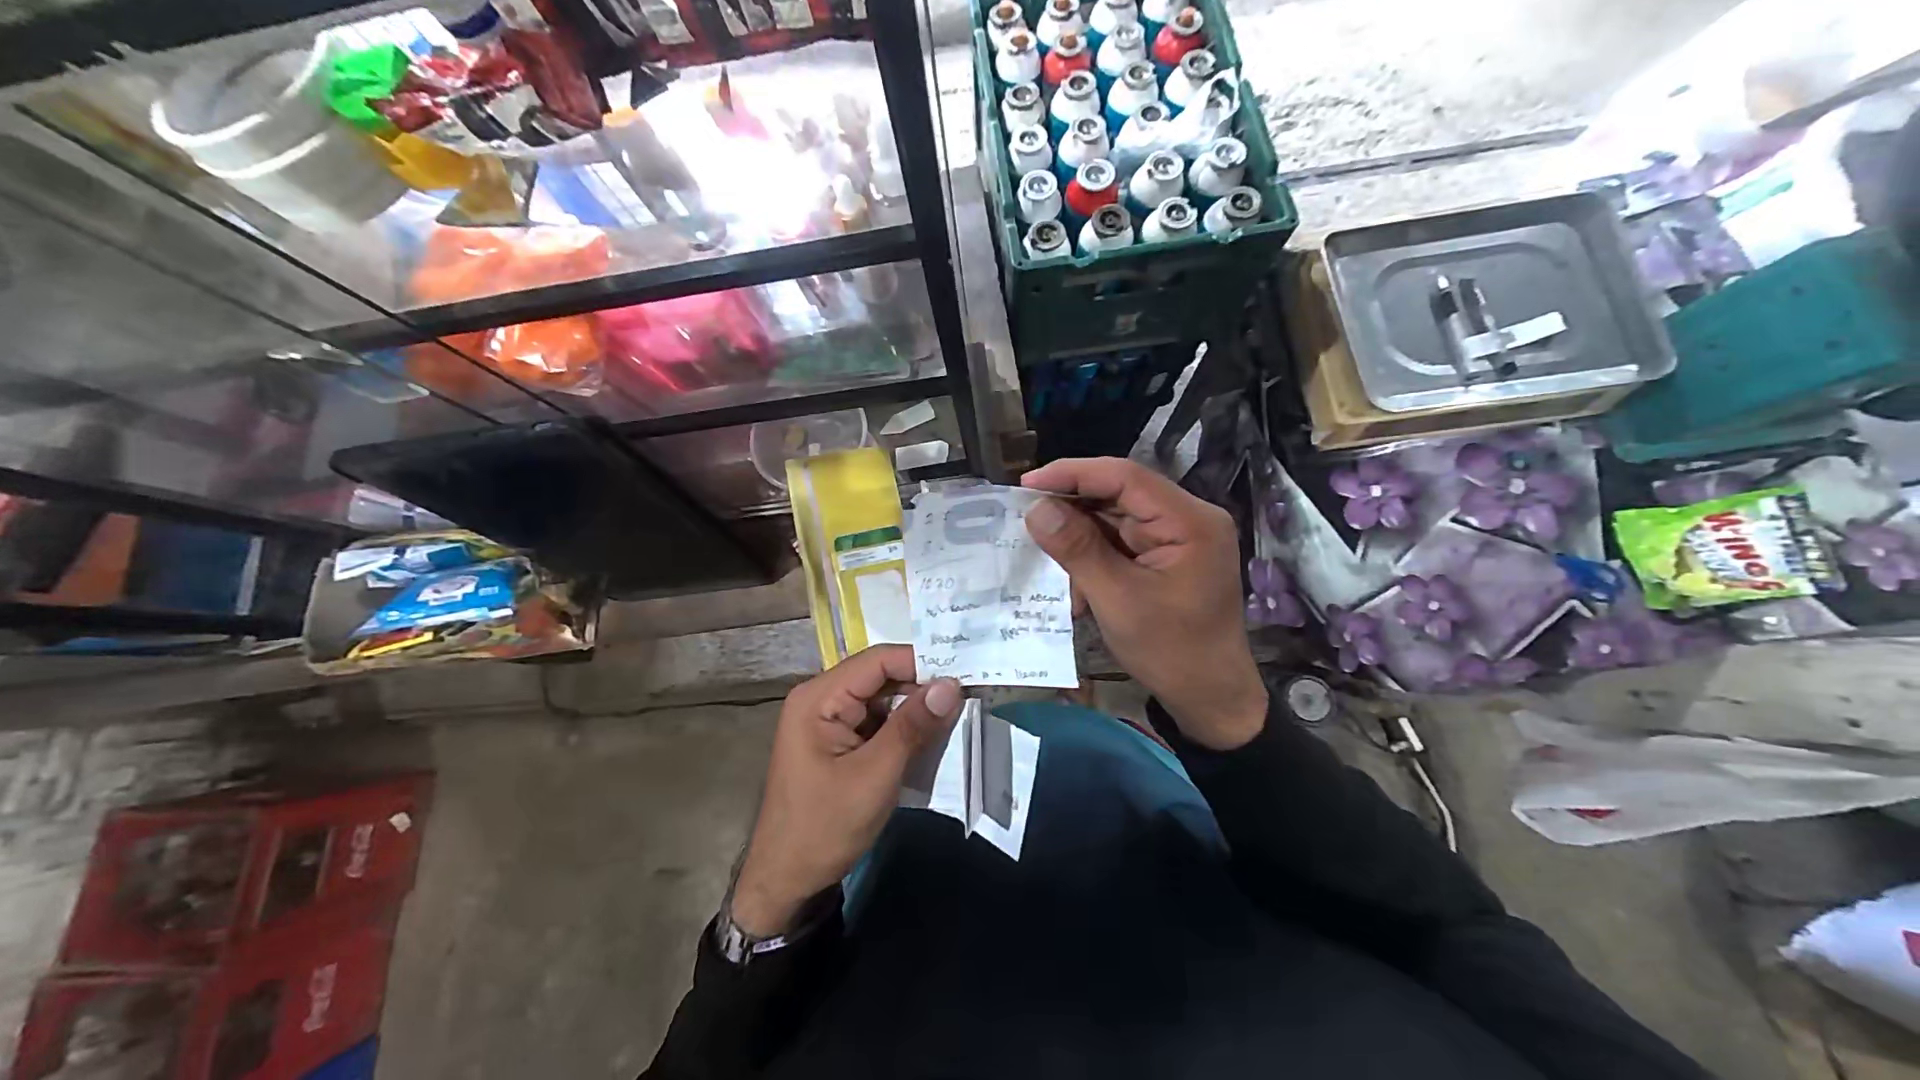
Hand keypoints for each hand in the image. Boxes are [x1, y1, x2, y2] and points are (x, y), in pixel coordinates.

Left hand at [732, 645, 963, 935]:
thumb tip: (951, 684)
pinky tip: (935, 738)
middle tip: (971, 694)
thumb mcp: (875, 775)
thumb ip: (912, 726)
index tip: (964, 672)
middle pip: (881, 677)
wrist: (787, 880)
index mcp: (819, 698)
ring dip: (918, 710)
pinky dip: (906, 729)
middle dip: (923, 686)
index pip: (878, 661)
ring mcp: (830, 722)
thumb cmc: (825, 826)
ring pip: (884, 700)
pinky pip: (879, 723)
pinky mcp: (840, 743)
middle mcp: (822, 700)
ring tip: (961, 713)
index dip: (921, 662)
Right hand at [1023, 457, 1267, 750]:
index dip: (1073, 473)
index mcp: (1190, 521)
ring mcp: (1178, 537)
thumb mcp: (1117, 599)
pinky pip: (1121, 540)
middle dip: (1071, 505)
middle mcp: (1188, 518)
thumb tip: (1036, 508)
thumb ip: (1077, 549)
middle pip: (1120, 493)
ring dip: (1078, 533)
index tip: (1027, 483)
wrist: (1210, 697)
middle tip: (1024, 514)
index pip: (1125, 477)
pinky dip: (1092, 553)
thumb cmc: (1170, 651)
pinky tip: (1068, 572)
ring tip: (1040, 545)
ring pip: (1115, 516)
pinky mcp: (1166, 556)